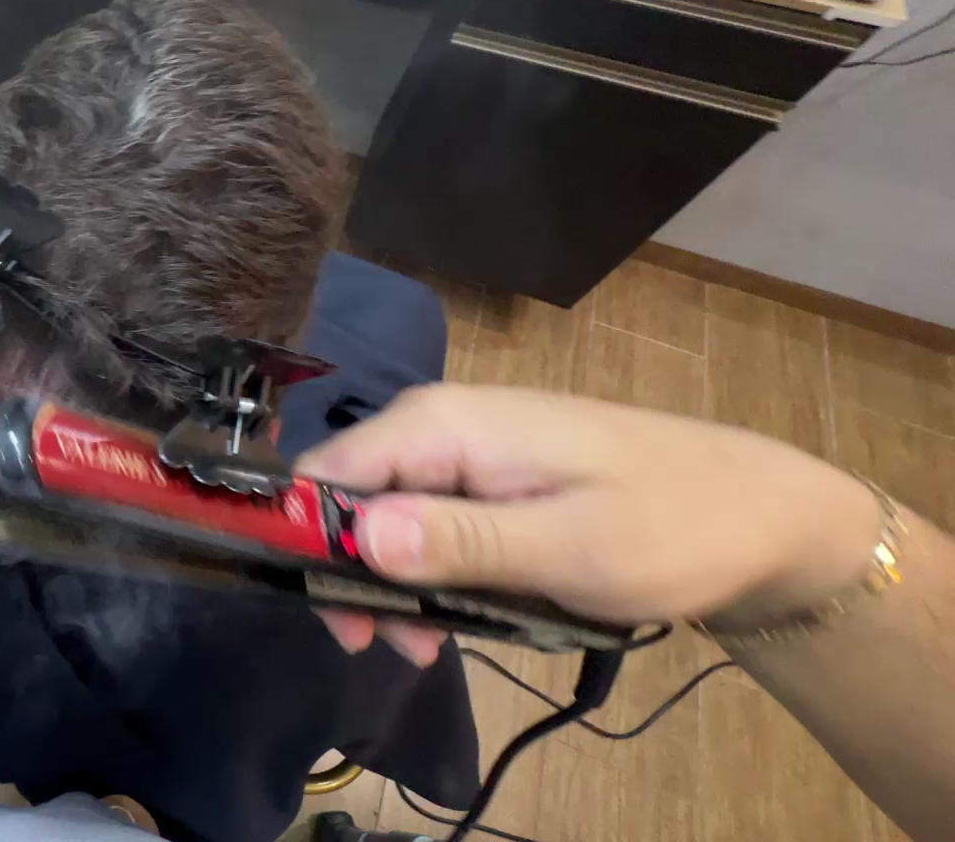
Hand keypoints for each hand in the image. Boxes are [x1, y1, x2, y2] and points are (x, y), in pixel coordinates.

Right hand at [294, 385, 881, 666]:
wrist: (762, 511)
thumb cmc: (674, 527)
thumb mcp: (572, 549)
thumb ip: (462, 540)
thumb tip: (360, 538)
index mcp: (437, 426)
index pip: (324, 471)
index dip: (305, 537)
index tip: (336, 613)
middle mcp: (428, 424)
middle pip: (343, 494)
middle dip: (352, 570)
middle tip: (388, 644)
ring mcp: (450, 445)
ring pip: (376, 510)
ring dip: (389, 579)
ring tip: (429, 643)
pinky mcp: (471, 471)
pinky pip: (415, 515)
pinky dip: (420, 568)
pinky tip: (450, 611)